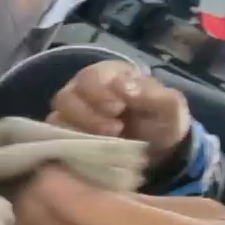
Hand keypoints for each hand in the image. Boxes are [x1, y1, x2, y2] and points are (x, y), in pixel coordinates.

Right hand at [48, 61, 191, 168]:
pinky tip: (91, 147)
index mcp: (108, 75)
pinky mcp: (62, 134)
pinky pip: (53, 136)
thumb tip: (122, 87)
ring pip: (56, 117)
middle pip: (65, 97)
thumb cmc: (161, 121)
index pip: (89, 76)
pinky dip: (70, 142)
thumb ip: (153, 94)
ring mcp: (69, 114)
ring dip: (79, 130)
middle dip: (88, 115)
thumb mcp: (171, 107)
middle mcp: (81, 91)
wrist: (155, 149)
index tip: (118, 108)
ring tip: (105, 139)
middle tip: (115, 129)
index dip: (99, 93)